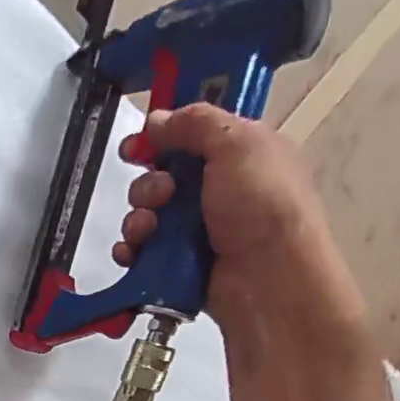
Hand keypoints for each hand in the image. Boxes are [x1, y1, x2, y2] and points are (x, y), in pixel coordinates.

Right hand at [111, 103, 354, 319]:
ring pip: (145, 213)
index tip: (141, 141)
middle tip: (162, 194)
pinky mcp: (176, 264)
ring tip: (149, 230)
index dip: (164, 134)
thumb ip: (196, 123)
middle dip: (149, 183)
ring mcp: (195, 230)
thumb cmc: (264, 207)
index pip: (192, 134)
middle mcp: (216, 191)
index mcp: (240, 155)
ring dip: (138, 219)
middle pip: (160, 175)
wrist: (268, 281)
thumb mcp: (240, 145)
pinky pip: (140, 251)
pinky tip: (133, 252)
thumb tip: (157, 120)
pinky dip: (131, 250)